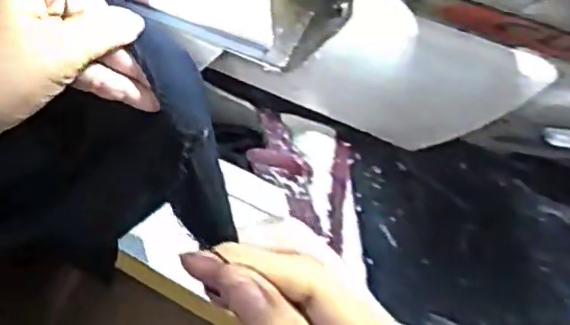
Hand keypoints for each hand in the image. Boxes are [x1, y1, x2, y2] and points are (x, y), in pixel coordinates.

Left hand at [0, 0, 159, 145]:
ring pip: (81, 35)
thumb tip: (134, 20)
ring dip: (116, 63)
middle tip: (165, 68)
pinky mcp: (27, 50)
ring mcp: (27, 22)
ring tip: (157, 93)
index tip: (158, 3)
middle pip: (86, 5)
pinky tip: (132, 97)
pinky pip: (68, 54)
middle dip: (124, 39)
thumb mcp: (56, 52)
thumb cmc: (0, 72)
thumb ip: (102, 32)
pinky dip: (94, 74)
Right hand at [180, 243, 396, 324]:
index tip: (191, 260)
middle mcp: (378, 322)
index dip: (244, 258)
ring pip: (310, 269)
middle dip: (252, 252)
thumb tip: (228, 272)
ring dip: (259, 265)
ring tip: (221, 280)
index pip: (307, 270)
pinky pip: (313, 297)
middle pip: (311, 255)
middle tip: (206, 268)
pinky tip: (249, 299)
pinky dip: (276, 287)